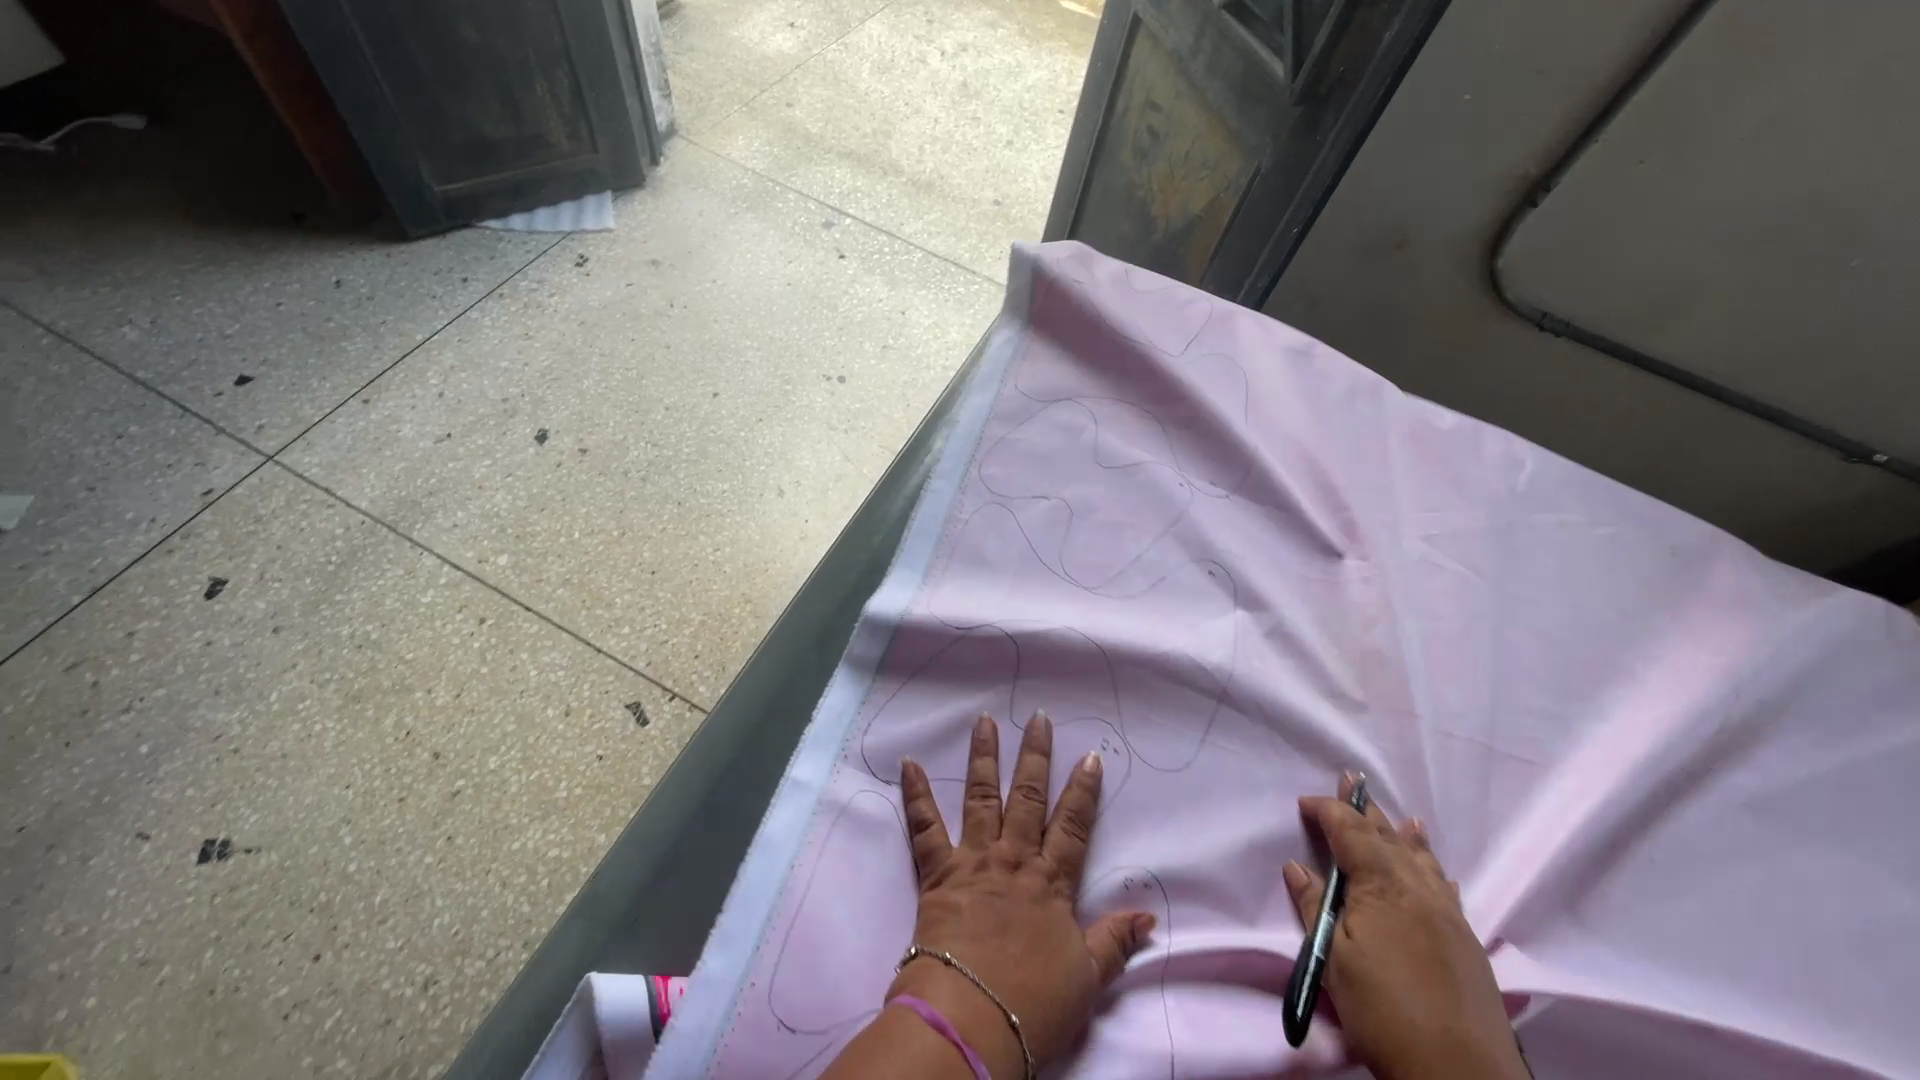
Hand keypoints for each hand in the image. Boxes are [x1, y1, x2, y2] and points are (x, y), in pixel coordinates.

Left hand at [889, 712, 1155, 1078]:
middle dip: (1036, 757)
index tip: (1090, 756)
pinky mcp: (938, 874)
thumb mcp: (1087, 978)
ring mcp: (974, 862)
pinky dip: (916, 795)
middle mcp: (1014, 861)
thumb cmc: (1033, 1003)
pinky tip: (908, 764)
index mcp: (1051, 883)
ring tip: (985, 722)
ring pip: (982, 799)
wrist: (972, 1017)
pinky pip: (925, 827)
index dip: (1083, 791)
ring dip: (984, 758)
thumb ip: (1114, 942)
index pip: (1073, 826)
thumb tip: (1147, 917)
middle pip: (1029, 799)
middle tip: (1039, 719)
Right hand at [1283, 776, 1528, 1079]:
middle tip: (1351, 780)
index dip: (1328, 811)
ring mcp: (1447, 913)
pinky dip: (1433, 869)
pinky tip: (1436, 870)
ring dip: (1403, 835)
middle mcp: (1417, 889)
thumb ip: (1315, 907)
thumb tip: (1297, 866)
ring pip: (1422, 860)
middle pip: (1387, 838)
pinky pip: (1446, 887)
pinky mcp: (1465, 940)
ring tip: (1401, 817)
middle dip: (1365, 810)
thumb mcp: (1333, 960)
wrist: (1460, 1070)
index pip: (1350, 833)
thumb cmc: (1383, 1010)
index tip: (1305, 800)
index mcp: (1381, 886)